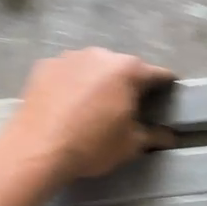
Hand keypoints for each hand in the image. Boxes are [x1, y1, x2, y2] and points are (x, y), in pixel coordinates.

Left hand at [0, 48, 176, 181]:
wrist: (36, 150)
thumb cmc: (91, 145)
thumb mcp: (130, 145)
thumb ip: (153, 136)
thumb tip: (170, 137)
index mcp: (128, 70)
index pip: (157, 74)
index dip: (165, 86)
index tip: (166, 96)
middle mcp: (101, 55)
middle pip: (123, 67)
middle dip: (127, 83)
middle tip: (125, 106)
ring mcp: (70, 57)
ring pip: (93, 67)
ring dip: (97, 80)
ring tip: (91, 105)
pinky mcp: (44, 66)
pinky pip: (67, 72)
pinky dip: (71, 83)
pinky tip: (66, 104)